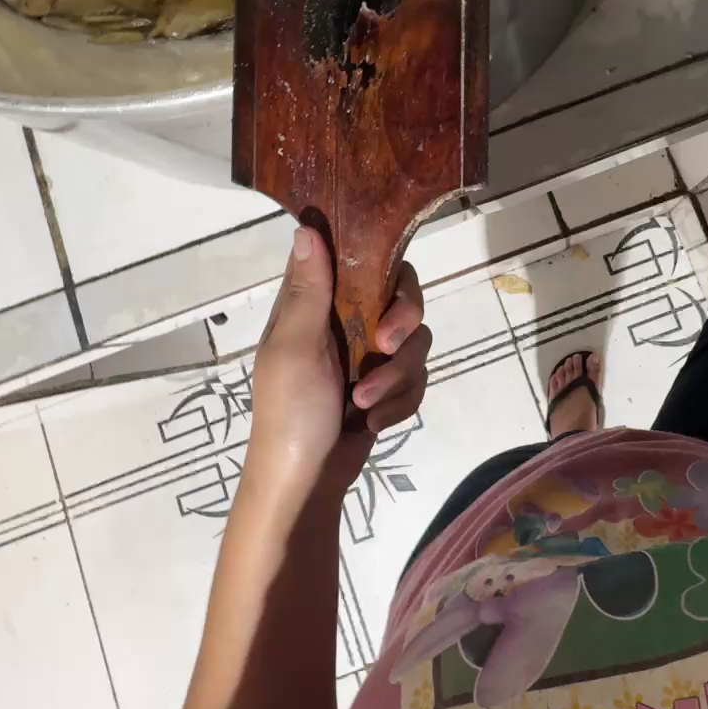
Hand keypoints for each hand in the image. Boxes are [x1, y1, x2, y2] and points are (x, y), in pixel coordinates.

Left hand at [247, 226, 432, 493]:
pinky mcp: (388, 386)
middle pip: (403, 297)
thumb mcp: (294, 347)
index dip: (384, 264)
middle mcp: (347, 321)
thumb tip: (307, 226)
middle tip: (387, 346)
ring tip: (366, 405)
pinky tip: (375, 422)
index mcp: (317, 304)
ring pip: (416, 342)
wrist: (306, 482)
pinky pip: (417, 379)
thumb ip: (308, 289)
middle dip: (403, 323)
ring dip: (396, 376)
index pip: (362, 259)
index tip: (390, 288)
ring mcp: (370, 355)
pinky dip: (400, 401)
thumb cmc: (289, 411)